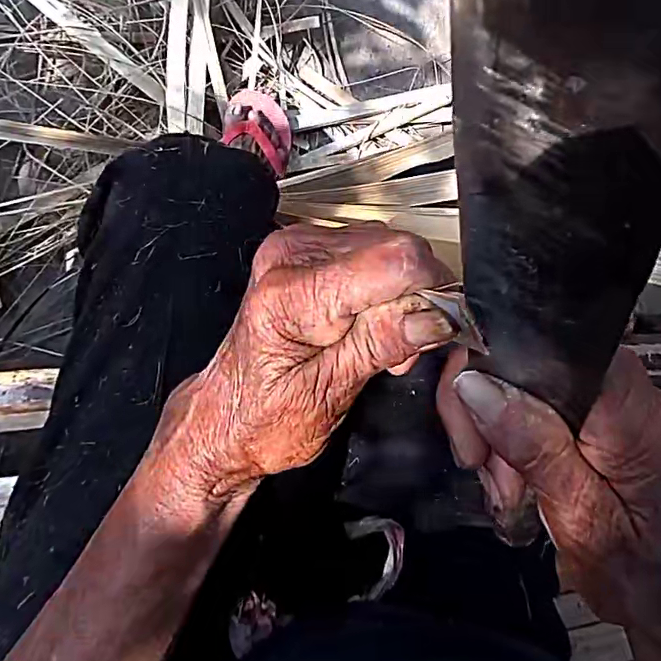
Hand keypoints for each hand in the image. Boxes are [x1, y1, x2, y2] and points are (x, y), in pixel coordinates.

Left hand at [164, 223, 456, 499]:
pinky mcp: (311, 244)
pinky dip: (386, 284)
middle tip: (398, 347)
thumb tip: (434, 315)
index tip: (432, 332)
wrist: (226, 413)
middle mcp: (292, 254)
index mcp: (290, 293)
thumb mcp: (329, 393)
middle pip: (397, 248)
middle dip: (416, 298)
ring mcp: (300, 244)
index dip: (428, 296)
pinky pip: (375, 248)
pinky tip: (368, 318)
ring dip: (402, 292)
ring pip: (392, 245)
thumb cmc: (262, 416)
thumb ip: (382, 344)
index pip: (392, 263)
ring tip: (377, 339)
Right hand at [438, 349, 660, 660]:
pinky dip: (507, 424)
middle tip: (485, 458)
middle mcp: (624, 389)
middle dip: (488, 403)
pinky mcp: (591, 403)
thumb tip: (479, 386)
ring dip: (493, 422)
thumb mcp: (580, 519)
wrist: (659, 593)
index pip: (552, 343)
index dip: (501, 365)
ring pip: (519, 372)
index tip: (477, 414)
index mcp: (631, 410)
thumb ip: (534, 448)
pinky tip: (512, 464)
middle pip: (527, 354)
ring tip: (505, 475)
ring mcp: (608, 394)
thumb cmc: (634, 569)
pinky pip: (531, 390)